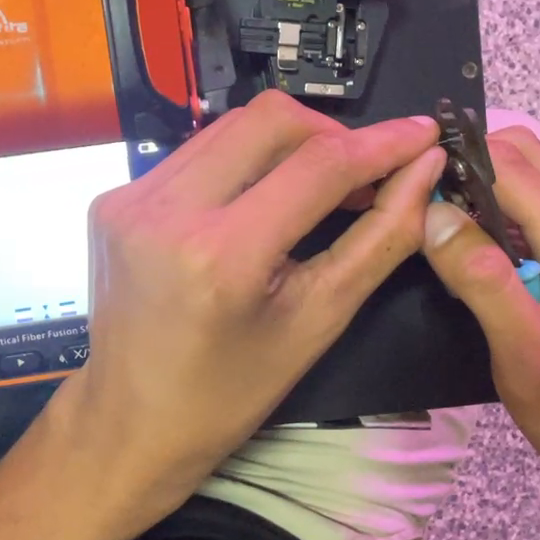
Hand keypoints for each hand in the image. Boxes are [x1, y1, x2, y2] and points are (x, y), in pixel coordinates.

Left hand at [43, 91, 444, 535]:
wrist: (130, 420)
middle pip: (271, 118)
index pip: (319, 165)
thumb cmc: (230, 391)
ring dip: (287, 145)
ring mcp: (131, 197)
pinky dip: (243, 164)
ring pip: (231, 126)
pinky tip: (258, 204)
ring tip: (317, 190)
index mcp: (221, 254)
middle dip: (332, 134)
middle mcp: (166, 209)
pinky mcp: (115, 196)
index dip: (383, 143)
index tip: (423, 134)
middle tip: (362, 176)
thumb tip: (423, 171)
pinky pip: (197, 152)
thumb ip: (380, 240)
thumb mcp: (317, 321)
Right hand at [420, 126, 539, 539]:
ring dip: (480, 185)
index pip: (513, 167)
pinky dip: (496, 212)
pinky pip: (537, 213)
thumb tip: (434, 212)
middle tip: (415, 201)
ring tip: (430, 220)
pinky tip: (466, 247)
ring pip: (532, 180)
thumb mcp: (528, 359)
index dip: (456, 163)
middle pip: (527, 156)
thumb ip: (482, 280)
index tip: (403, 183)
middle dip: (467, 163)